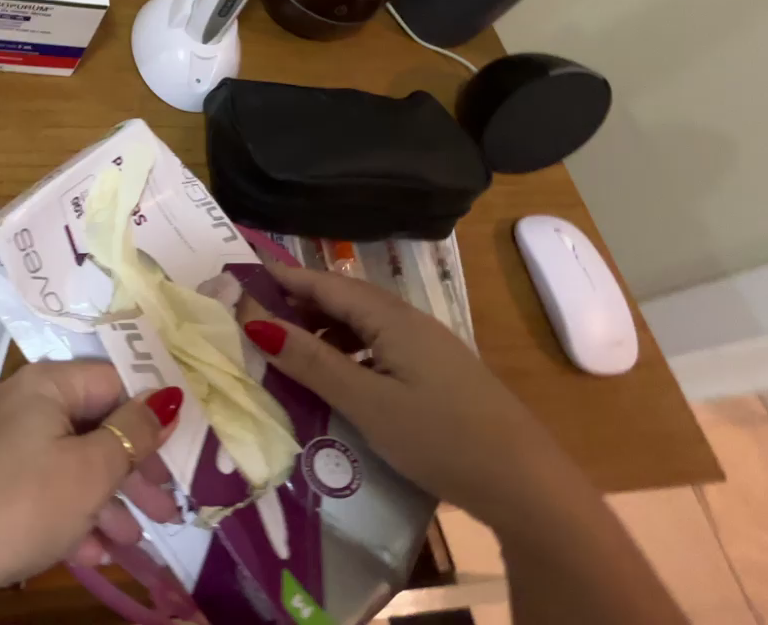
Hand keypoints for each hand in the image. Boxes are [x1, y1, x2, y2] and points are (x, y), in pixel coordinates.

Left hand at [0, 361, 184, 587]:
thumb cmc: (23, 502)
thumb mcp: (90, 471)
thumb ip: (133, 434)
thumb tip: (168, 397)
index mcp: (47, 383)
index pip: (113, 381)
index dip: (149, 416)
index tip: (179, 455)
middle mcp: (22, 401)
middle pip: (92, 425)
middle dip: (133, 471)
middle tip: (167, 512)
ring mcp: (1, 439)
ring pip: (68, 461)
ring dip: (105, 501)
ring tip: (132, 542)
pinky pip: (40, 484)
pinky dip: (69, 512)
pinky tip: (91, 552)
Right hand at [238, 266, 574, 528]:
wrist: (529, 490)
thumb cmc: (442, 438)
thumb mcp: (366, 402)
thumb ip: (311, 360)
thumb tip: (254, 319)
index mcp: (391, 318)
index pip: (324, 284)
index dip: (281, 278)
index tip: (239, 277)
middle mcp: (409, 323)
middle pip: (342, 301)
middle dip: (296, 304)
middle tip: (251, 318)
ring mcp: (426, 350)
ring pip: (360, 327)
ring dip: (320, 332)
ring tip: (283, 351)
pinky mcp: (436, 377)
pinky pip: (377, 351)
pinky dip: (345, 354)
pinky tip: (333, 381)